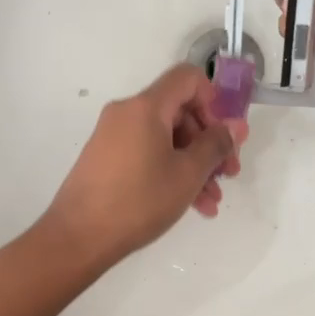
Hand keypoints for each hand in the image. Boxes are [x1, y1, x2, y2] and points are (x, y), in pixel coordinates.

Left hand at [38, 64, 247, 269]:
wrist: (78, 236)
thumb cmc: (138, 201)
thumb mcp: (187, 174)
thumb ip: (216, 145)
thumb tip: (236, 125)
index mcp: (146, 106)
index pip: (187, 78)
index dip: (214, 100)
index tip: (225, 135)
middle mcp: (127, 113)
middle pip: (179, 111)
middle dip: (208, 142)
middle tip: (228, 174)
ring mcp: (113, 137)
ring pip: (166, 139)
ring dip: (194, 165)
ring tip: (211, 201)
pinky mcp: (107, 159)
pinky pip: (148, 154)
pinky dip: (170, 172)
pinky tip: (191, 206)